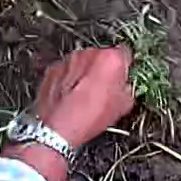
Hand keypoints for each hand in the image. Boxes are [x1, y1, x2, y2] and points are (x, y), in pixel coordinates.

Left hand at [0, 45, 133, 180]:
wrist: (60, 127)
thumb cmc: (91, 116)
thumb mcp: (124, 106)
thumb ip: (127, 89)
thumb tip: (125, 88)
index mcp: (111, 58)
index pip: (125, 54)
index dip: (125, 66)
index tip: (123, 76)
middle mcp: (90, 53)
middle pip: (102, 57)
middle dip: (103, 70)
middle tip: (104, 90)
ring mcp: (69, 60)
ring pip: (83, 63)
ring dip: (85, 74)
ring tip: (85, 96)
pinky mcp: (53, 68)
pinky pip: (66, 70)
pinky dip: (69, 79)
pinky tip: (71, 96)